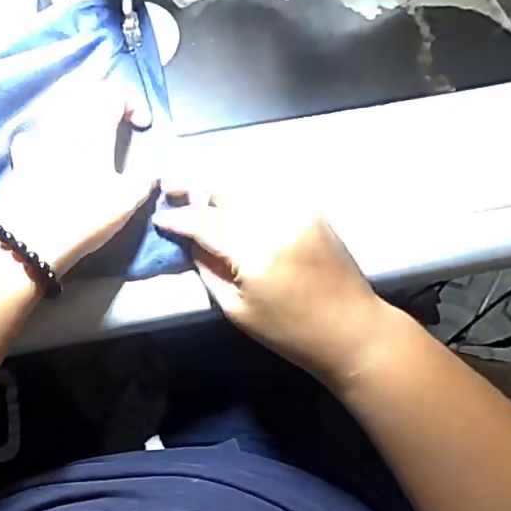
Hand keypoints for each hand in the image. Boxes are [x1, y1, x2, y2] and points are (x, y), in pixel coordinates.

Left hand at [0, 75, 159, 275]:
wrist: (31, 239)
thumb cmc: (85, 216)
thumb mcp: (128, 201)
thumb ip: (145, 177)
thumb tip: (152, 167)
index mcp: (95, 127)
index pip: (115, 92)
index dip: (133, 101)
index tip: (142, 126)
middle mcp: (65, 123)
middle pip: (85, 92)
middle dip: (106, 100)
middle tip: (119, 120)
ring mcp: (39, 137)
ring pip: (59, 108)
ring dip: (79, 114)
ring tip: (90, 135)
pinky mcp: (21, 157)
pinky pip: (34, 133)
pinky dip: (47, 135)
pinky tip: (51, 151)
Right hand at [154, 188, 401, 387]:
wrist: (351, 328)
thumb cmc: (289, 331)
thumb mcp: (236, 309)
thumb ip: (208, 269)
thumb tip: (191, 241)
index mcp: (253, 251)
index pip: (204, 222)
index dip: (177, 219)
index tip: (160, 218)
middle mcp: (275, 220)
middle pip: (225, 186)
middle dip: (194, 183)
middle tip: (172, 187)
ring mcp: (297, 210)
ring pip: (248, 179)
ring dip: (219, 179)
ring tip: (198, 186)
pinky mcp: (311, 209)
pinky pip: (272, 185)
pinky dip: (248, 183)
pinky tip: (233, 191)